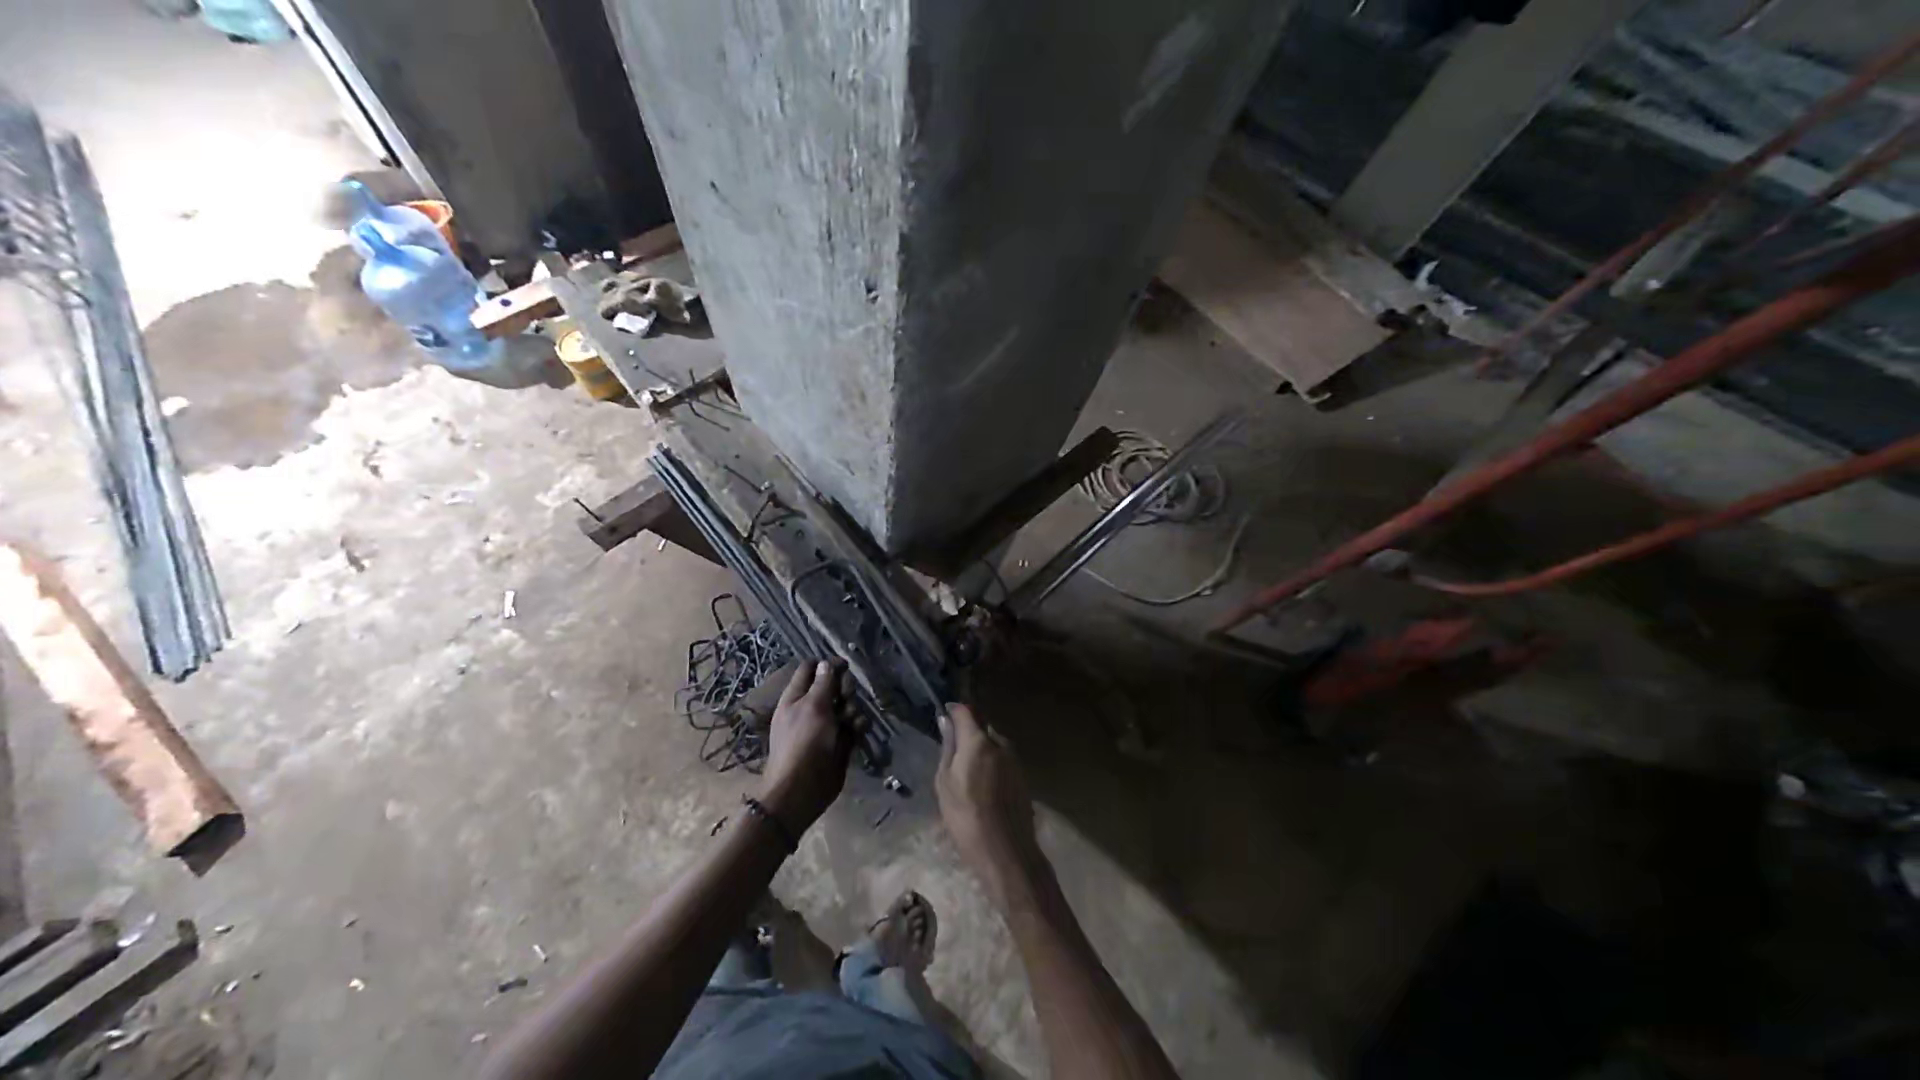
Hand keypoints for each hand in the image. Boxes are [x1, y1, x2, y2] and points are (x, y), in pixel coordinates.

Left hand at [761, 660, 852, 828]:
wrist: (803, 788)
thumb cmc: (804, 742)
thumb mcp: (813, 707)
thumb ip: (823, 684)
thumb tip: (826, 663)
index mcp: (796, 697)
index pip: (810, 670)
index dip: (827, 665)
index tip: (845, 666)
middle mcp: (811, 709)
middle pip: (833, 686)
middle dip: (844, 688)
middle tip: (846, 697)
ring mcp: (826, 726)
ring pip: (846, 706)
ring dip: (853, 708)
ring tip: (851, 719)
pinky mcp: (840, 742)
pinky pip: (853, 726)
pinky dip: (858, 725)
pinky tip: (858, 729)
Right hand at [936, 703, 1043, 905]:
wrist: (1006, 851)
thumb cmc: (966, 816)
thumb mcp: (945, 782)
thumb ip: (948, 747)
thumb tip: (946, 721)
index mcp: (979, 741)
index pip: (966, 711)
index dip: (953, 710)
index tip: (943, 716)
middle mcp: (1001, 743)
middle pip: (982, 726)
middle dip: (968, 732)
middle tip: (952, 752)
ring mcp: (1015, 760)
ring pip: (994, 743)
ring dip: (980, 749)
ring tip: (966, 773)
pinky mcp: (1022, 777)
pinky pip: (1002, 760)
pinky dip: (991, 764)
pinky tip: (982, 786)